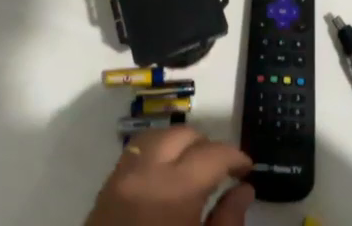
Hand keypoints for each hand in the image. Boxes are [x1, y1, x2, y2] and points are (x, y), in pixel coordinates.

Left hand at [84, 127, 254, 225]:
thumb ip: (228, 221)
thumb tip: (243, 190)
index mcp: (175, 190)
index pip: (213, 153)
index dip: (236, 157)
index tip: (247, 169)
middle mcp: (146, 172)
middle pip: (183, 135)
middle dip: (207, 146)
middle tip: (222, 170)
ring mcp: (121, 177)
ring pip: (157, 136)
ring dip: (179, 144)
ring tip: (193, 168)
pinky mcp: (105, 188)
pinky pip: (136, 152)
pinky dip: (156, 152)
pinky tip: (166, 175)